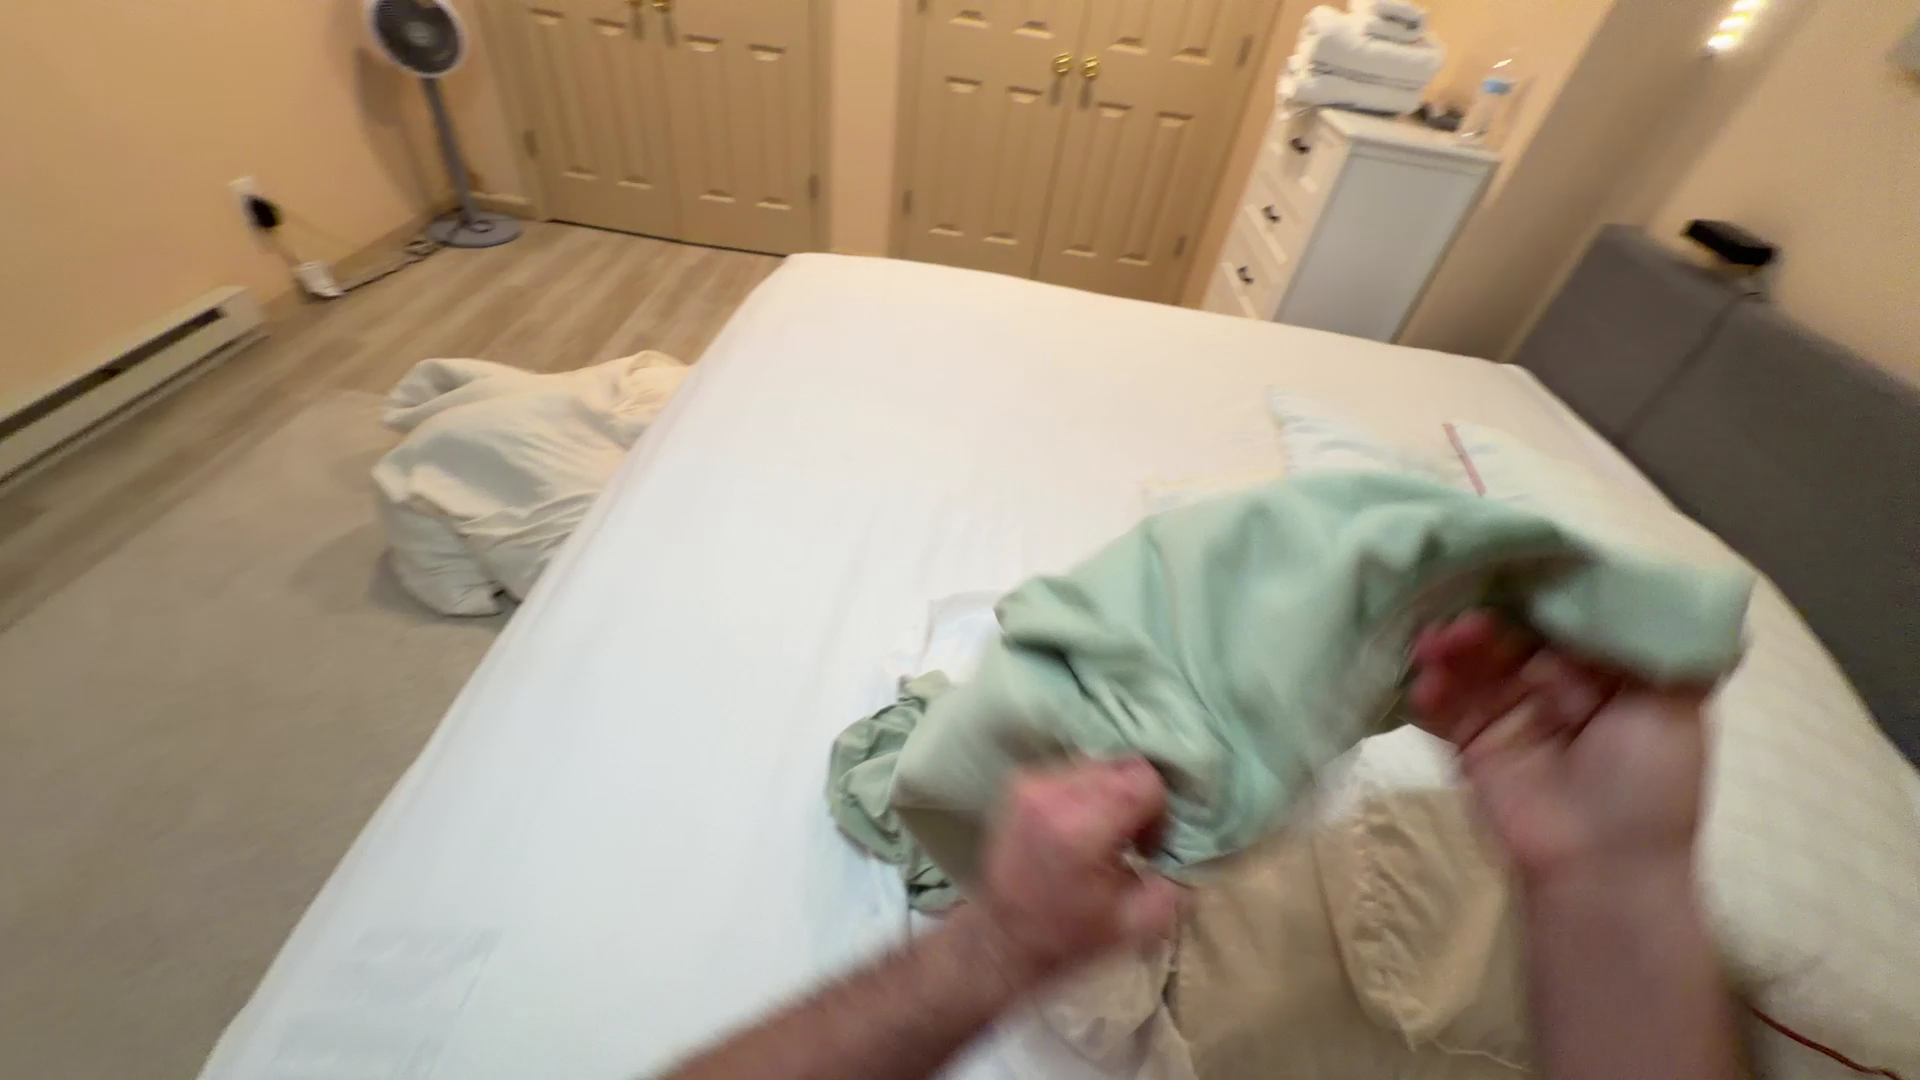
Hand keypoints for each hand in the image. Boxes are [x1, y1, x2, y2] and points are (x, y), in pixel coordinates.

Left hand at [959, 759, 1182, 991]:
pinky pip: (1072, 770)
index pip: (1142, 779)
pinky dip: (1086, 791)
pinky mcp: (1019, 780)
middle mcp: (1052, 792)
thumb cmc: (1070, 935)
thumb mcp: (1136, 923)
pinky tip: (1080, 827)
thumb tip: (1192, 848)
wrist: (1002, 935)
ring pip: (1098, 764)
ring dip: (1111, 793)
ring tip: (1103, 834)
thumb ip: (1174, 882)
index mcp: (1080, 826)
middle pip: (1122, 766)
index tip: (1148, 845)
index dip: (1158, 810)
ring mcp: (1031, 781)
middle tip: (1130, 840)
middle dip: (1136, 799)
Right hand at [1409, 611, 1712, 881]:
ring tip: (1433, 648)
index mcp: (1597, 674)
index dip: (1526, 601)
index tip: (1499, 580)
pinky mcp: (1466, 738)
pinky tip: (1424, 685)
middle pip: (1502, 639)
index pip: (1552, 621)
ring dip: (1447, 652)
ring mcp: (1502, 711)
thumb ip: (1646, 648)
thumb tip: (1616, 590)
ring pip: (1466, 667)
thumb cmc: (1646, 783)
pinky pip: (1440, 706)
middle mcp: (1547, 686)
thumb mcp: (1671, 710)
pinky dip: (1427, 692)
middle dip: (1478, 625)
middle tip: (1462, 624)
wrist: (1601, 862)